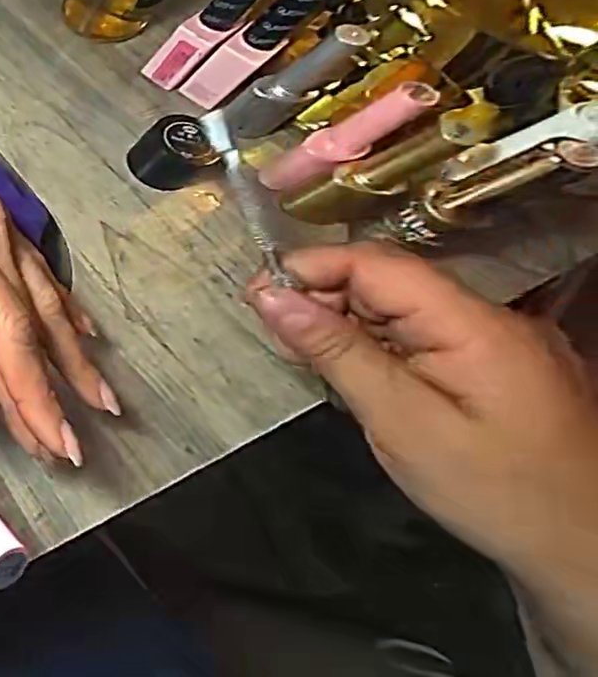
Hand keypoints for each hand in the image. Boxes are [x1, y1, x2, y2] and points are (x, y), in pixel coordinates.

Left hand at [0, 82, 112, 463]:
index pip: (0, 325)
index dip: (26, 385)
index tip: (49, 435)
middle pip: (29, 319)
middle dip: (52, 386)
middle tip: (71, 443)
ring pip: (41, 297)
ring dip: (67, 353)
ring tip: (93, 399)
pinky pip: (35, 268)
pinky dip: (59, 306)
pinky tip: (75, 329)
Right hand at [246, 242, 597, 575]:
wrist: (597, 560)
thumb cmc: (500, 492)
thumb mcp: (400, 420)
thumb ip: (333, 349)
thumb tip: (267, 294)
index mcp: (475, 327)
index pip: (372, 263)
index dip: (306, 269)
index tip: (259, 302)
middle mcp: (489, 320)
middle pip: (379, 278)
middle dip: (316, 298)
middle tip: (282, 342)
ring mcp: (493, 341)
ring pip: (389, 302)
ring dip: (337, 321)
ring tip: (312, 362)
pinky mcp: (488, 363)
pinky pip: (410, 329)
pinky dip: (366, 341)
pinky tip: (353, 373)